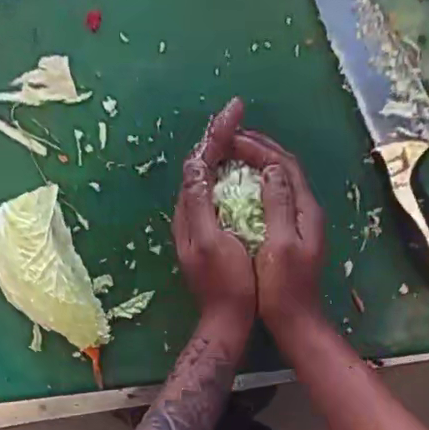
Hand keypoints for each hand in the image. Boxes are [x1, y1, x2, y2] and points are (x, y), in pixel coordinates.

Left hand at [173, 98, 255, 327]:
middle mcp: (188, 216)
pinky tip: (239, 174)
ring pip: (206, 180)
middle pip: (199, 167)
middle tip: (237, 114)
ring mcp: (198, 227)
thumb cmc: (228, 284)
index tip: (236, 109)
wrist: (227, 320)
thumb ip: (200, 203)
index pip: (198, 163)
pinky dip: (226, 176)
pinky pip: (215, 195)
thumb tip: (196, 164)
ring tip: (238, 133)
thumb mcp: (212, 242)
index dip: (216, 134)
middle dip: (216, 137)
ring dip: (220, 154)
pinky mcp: (209, 237)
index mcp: (189, 213)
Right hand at [232, 130, 325, 336]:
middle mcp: (306, 211)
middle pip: (285, 168)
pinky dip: (258, 185)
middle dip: (259, 149)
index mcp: (305, 210)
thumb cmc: (284, 289)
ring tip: (234, 156)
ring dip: (259, 164)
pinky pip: (274, 197)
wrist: (296, 322)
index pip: (284, 164)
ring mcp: (300, 223)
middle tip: (230, 139)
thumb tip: (270, 168)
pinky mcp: (291, 235)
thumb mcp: (280, 245)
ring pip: (280, 181)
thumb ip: (278, 205)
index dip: (259, 147)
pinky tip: (242, 188)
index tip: (231, 140)